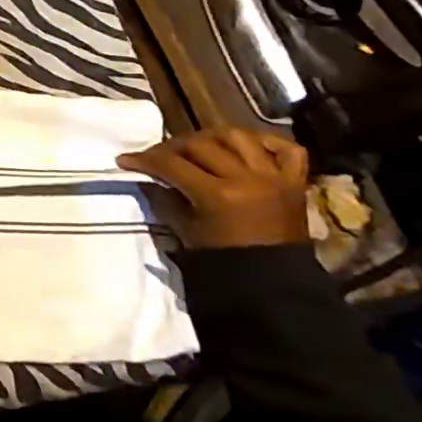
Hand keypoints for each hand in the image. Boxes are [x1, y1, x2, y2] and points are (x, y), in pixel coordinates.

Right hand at [118, 128, 310, 249]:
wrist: (273, 284)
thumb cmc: (225, 262)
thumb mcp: (186, 231)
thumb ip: (165, 199)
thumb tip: (150, 176)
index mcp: (218, 195)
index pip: (173, 165)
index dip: (145, 159)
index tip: (126, 159)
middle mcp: (247, 178)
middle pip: (201, 144)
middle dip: (173, 146)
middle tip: (159, 155)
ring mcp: (275, 177)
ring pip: (238, 136)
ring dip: (212, 136)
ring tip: (198, 145)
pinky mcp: (295, 181)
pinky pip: (286, 149)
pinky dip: (265, 142)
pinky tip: (247, 146)